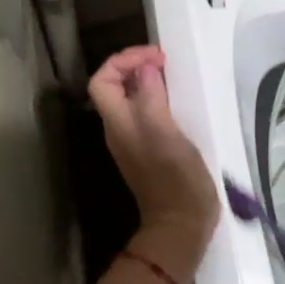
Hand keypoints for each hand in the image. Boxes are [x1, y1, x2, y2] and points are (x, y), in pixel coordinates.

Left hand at [89, 46, 219, 281]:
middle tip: (166, 61)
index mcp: (119, 123)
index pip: (103, 80)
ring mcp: (135, 140)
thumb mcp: (164, 133)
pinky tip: (179, 100)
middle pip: (114, 86)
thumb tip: (145, 67)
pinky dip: (158, 98)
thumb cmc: (174, 179)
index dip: (123, 60)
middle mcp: (121, 129)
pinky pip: (147, 112)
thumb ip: (151, 98)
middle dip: (135, 65)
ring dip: (147, 80)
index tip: (155, 57)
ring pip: (131, 98)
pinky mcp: (152, 149)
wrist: (181, 226)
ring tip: (173, 75)